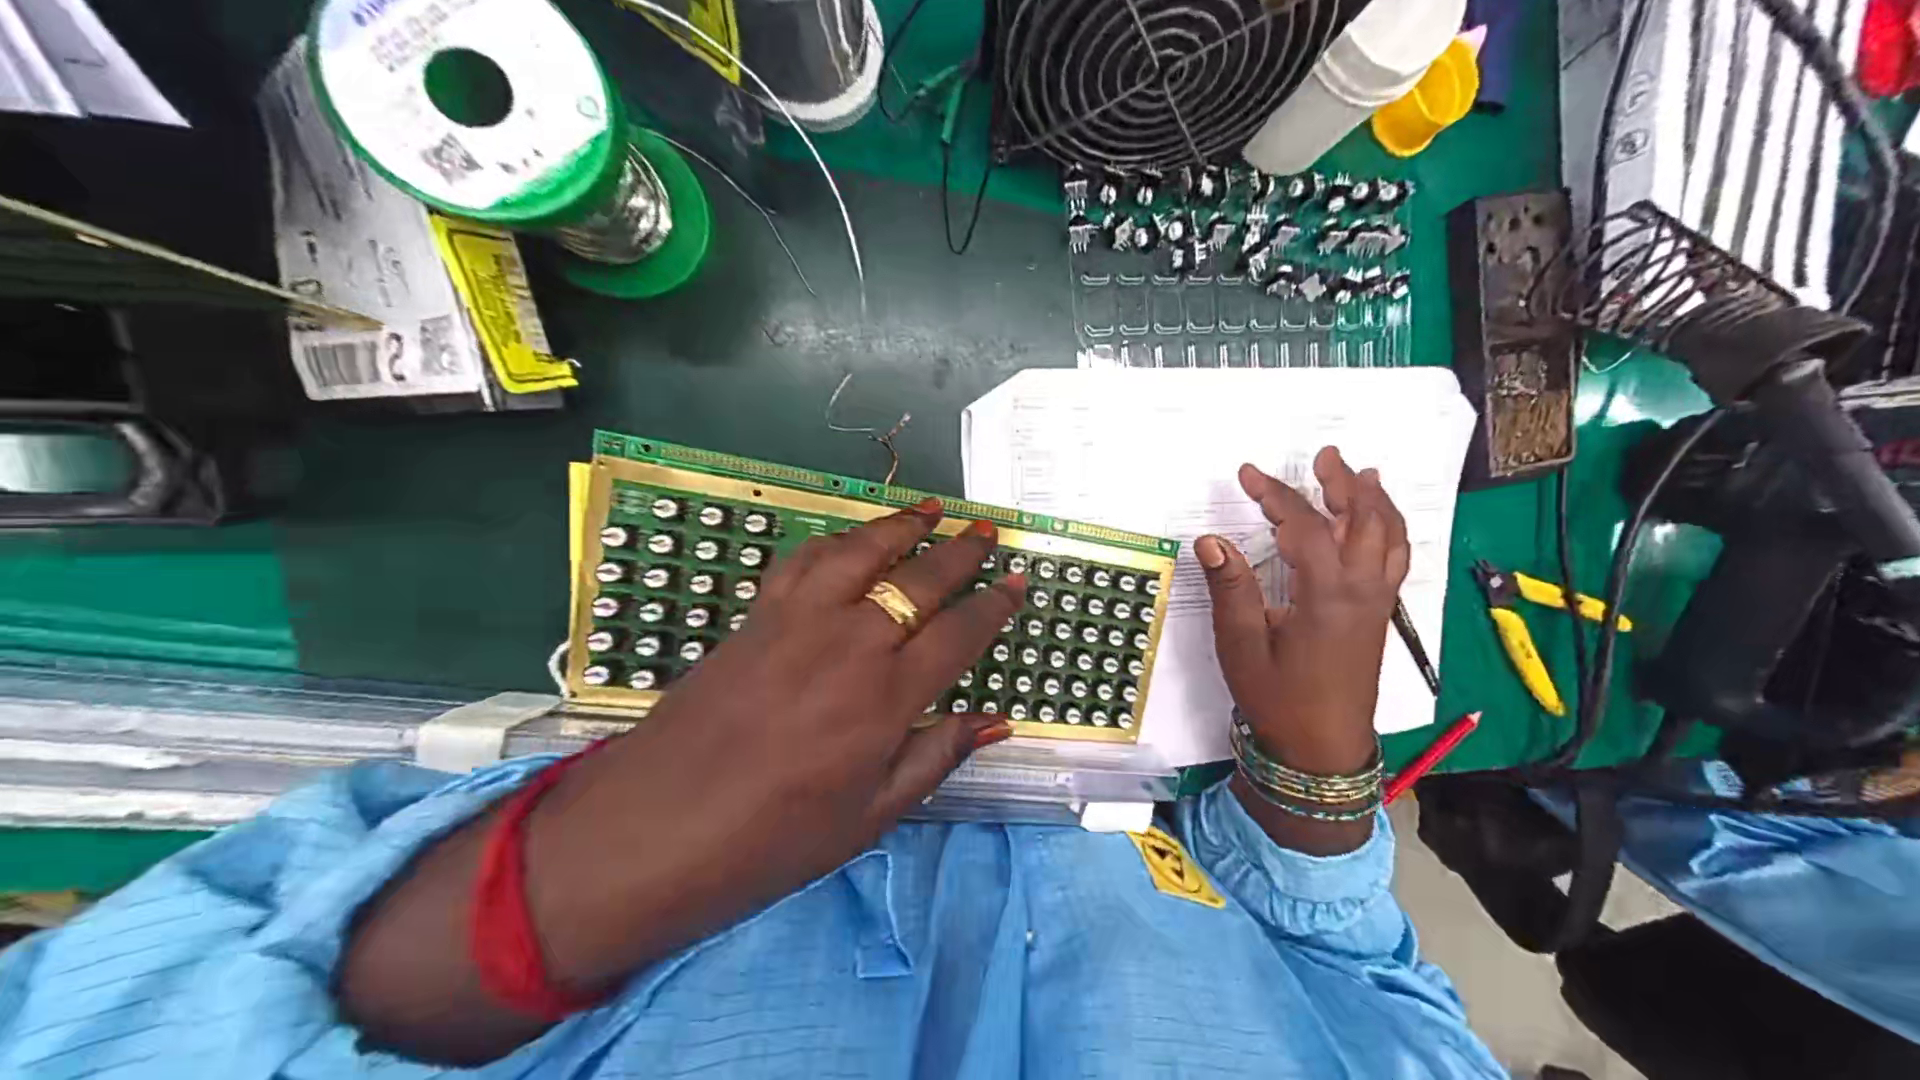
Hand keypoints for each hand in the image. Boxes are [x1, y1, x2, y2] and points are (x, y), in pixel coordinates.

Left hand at [579, 500, 1026, 893]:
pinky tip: (850, 537)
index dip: (994, 605)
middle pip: (918, 580)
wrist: (655, 828)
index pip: (959, 633)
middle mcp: (849, 642)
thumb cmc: (775, 838)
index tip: (1018, 584)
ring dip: (901, 526)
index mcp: (886, 697)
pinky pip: (804, 559)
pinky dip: (837, 540)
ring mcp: (798, 620)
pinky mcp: (757, 614)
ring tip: (930, 510)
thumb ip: (936, 754)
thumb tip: (995, 720)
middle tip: (987, 533)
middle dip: (961, 552)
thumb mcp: (872, 814)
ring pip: (862, 552)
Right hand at [1194, 447, 1408, 775]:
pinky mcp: (1378, 616)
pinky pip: (1394, 559)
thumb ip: (1231, 588)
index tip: (1250, 474)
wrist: (1321, 748)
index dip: (1276, 495)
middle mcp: (1361, 590)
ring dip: (1376, 502)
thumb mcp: (1242, 644)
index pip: (1305, 527)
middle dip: (1344, 483)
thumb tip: (1211, 540)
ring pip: (1389, 538)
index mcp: (1327, 594)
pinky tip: (1375, 528)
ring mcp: (1376, 603)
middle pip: (1363, 521)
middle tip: (1326, 456)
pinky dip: (1388, 531)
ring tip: (1364, 475)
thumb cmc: (1278, 696)